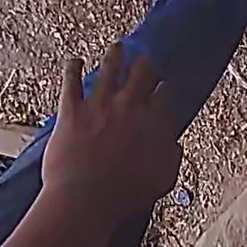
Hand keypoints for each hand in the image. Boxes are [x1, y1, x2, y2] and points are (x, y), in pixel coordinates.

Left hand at [42, 44, 180, 222]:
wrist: (85, 198)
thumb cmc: (125, 195)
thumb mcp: (162, 180)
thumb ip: (172, 157)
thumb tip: (175, 145)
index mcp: (152, 122)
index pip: (164, 95)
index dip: (165, 89)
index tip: (165, 87)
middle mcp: (128, 106)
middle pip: (141, 73)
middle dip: (145, 65)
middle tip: (145, 61)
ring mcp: (99, 104)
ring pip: (110, 69)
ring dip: (115, 56)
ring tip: (117, 48)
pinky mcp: (72, 109)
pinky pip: (71, 81)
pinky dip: (72, 68)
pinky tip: (74, 60)